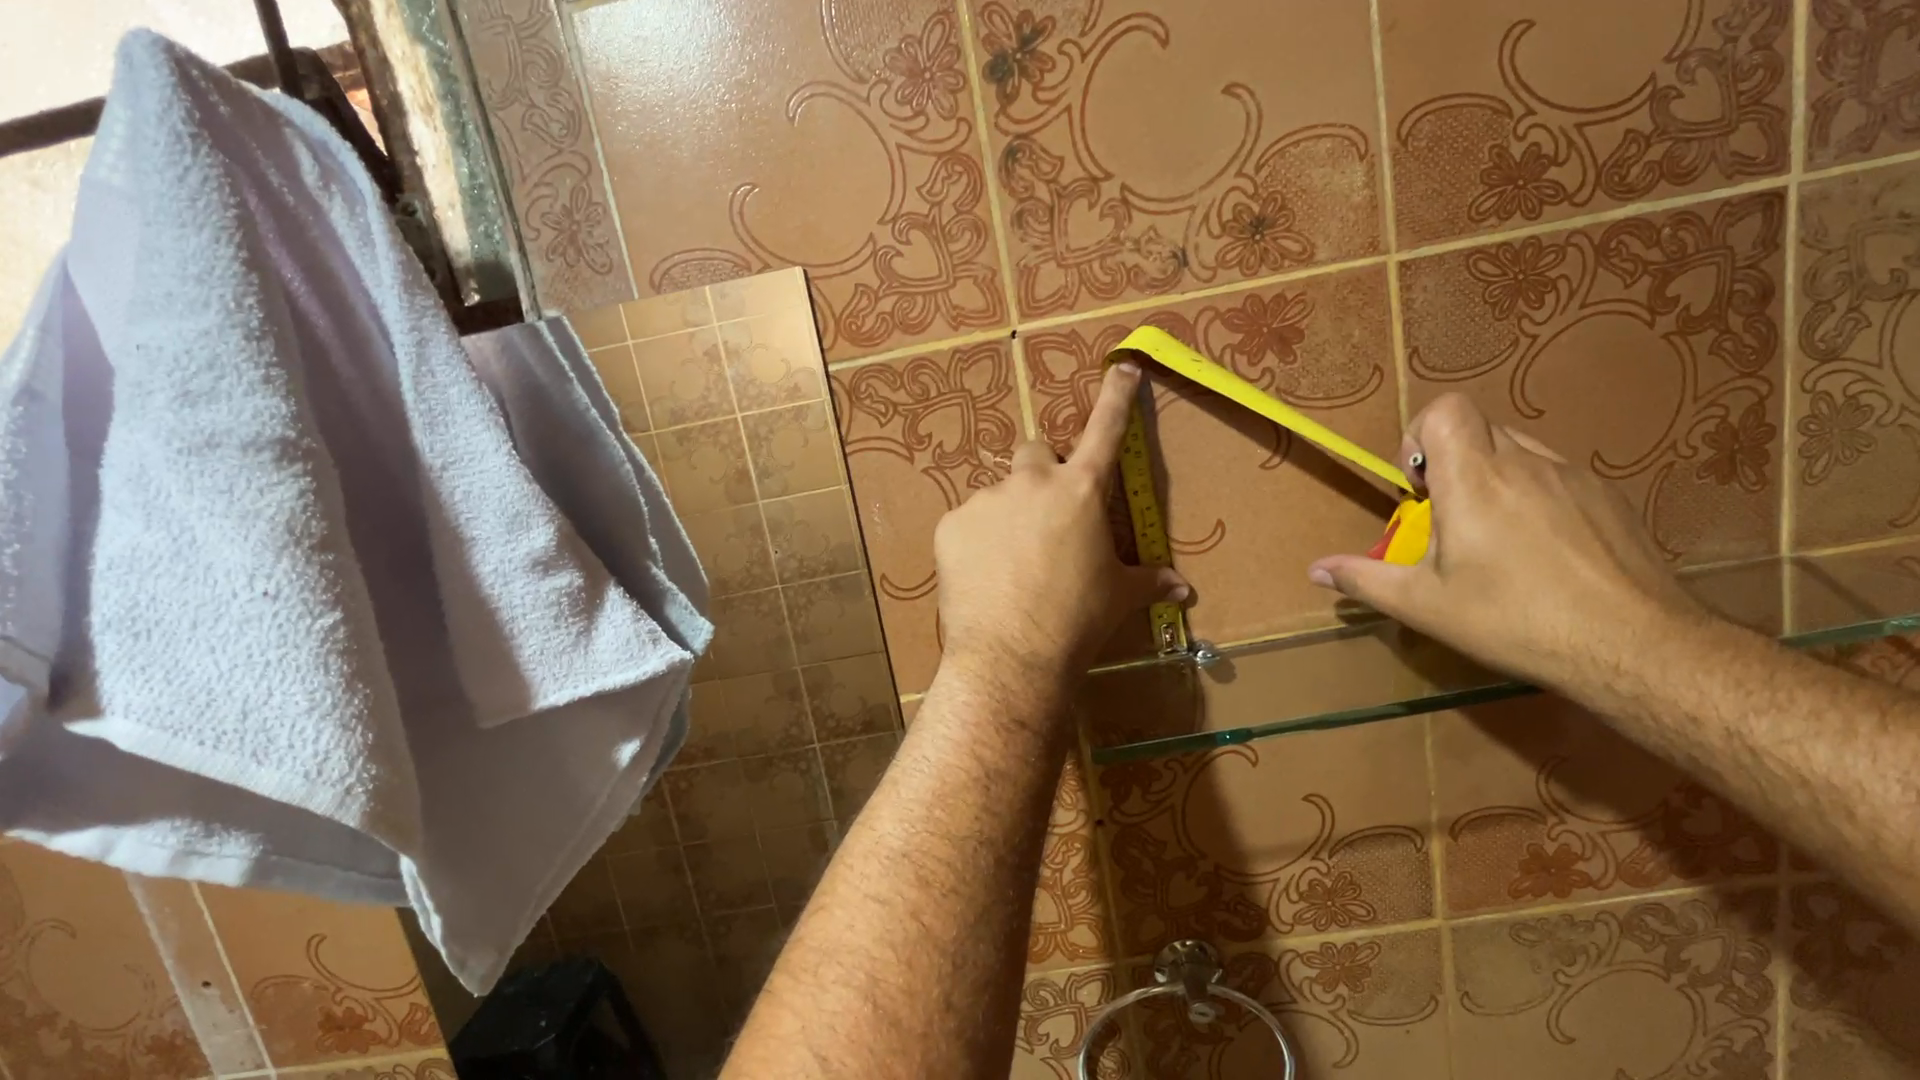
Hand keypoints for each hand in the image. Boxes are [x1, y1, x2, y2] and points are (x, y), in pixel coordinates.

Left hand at [933, 362, 1187, 683]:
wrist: (1012, 655)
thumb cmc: (1077, 620)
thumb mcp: (1118, 596)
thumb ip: (1148, 581)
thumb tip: (1185, 590)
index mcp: (1081, 491)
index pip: (1105, 430)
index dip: (1116, 397)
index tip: (1122, 366)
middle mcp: (1031, 482)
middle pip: (1034, 452)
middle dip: (1039, 474)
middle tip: (1043, 518)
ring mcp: (987, 500)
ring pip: (998, 494)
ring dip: (1007, 517)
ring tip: (1010, 565)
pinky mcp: (951, 524)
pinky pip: (968, 523)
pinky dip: (976, 542)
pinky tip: (983, 577)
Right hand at [1307, 393, 1703, 689]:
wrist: (1633, 644)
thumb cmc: (1514, 619)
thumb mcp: (1424, 605)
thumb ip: (1364, 579)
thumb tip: (1316, 570)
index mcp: (1474, 480)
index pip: (1446, 410)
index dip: (1420, 436)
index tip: (1419, 487)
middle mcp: (1525, 464)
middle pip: (1478, 428)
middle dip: (1451, 462)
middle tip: (1448, 518)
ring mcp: (1574, 478)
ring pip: (1519, 451)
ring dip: (1493, 478)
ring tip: (1495, 537)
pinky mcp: (1610, 499)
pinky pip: (1557, 476)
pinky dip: (1535, 496)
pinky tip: (1542, 551)